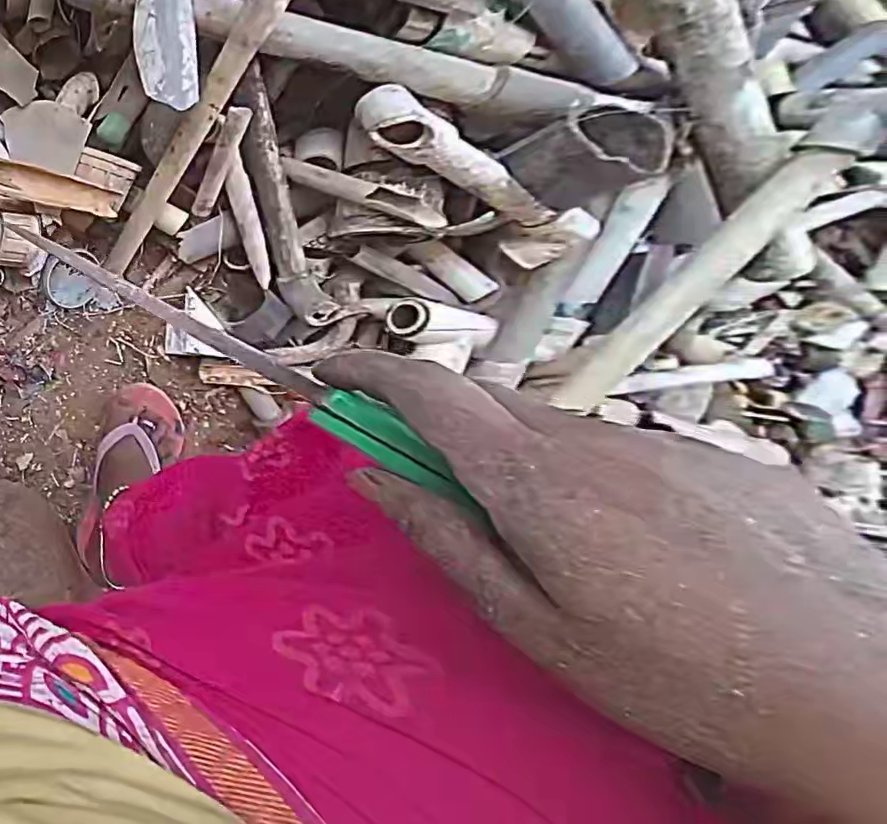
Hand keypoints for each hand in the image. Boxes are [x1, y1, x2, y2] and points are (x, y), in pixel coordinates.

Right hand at [316, 351, 886, 822]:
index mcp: (530, 478)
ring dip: (508, 451)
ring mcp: (660, 444)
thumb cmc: (682, 680)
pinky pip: (616, 446)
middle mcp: (588, 440)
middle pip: (478, 399)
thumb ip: (440, 535)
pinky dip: (580, 469)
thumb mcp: (529, 623)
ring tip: (544, 530)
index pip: (423, 388)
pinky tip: (632, 540)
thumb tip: (370, 477)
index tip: (325, 371)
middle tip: (419, 471)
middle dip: (429, 418)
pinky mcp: (722, 461)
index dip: (363, 368)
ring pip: (547, 424)